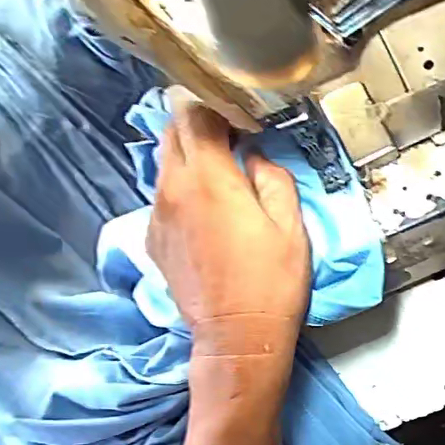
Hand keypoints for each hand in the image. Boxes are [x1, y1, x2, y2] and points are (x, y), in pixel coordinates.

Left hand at [149, 101, 311, 363]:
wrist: (237, 336)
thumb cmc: (272, 283)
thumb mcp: (290, 227)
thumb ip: (273, 178)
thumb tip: (255, 158)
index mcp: (209, 180)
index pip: (195, 113)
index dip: (219, 107)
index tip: (243, 122)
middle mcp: (172, 190)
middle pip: (172, 132)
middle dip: (200, 126)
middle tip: (233, 143)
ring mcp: (157, 215)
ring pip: (166, 165)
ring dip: (192, 161)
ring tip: (224, 182)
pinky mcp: (154, 239)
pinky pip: (164, 197)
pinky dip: (184, 192)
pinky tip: (210, 218)